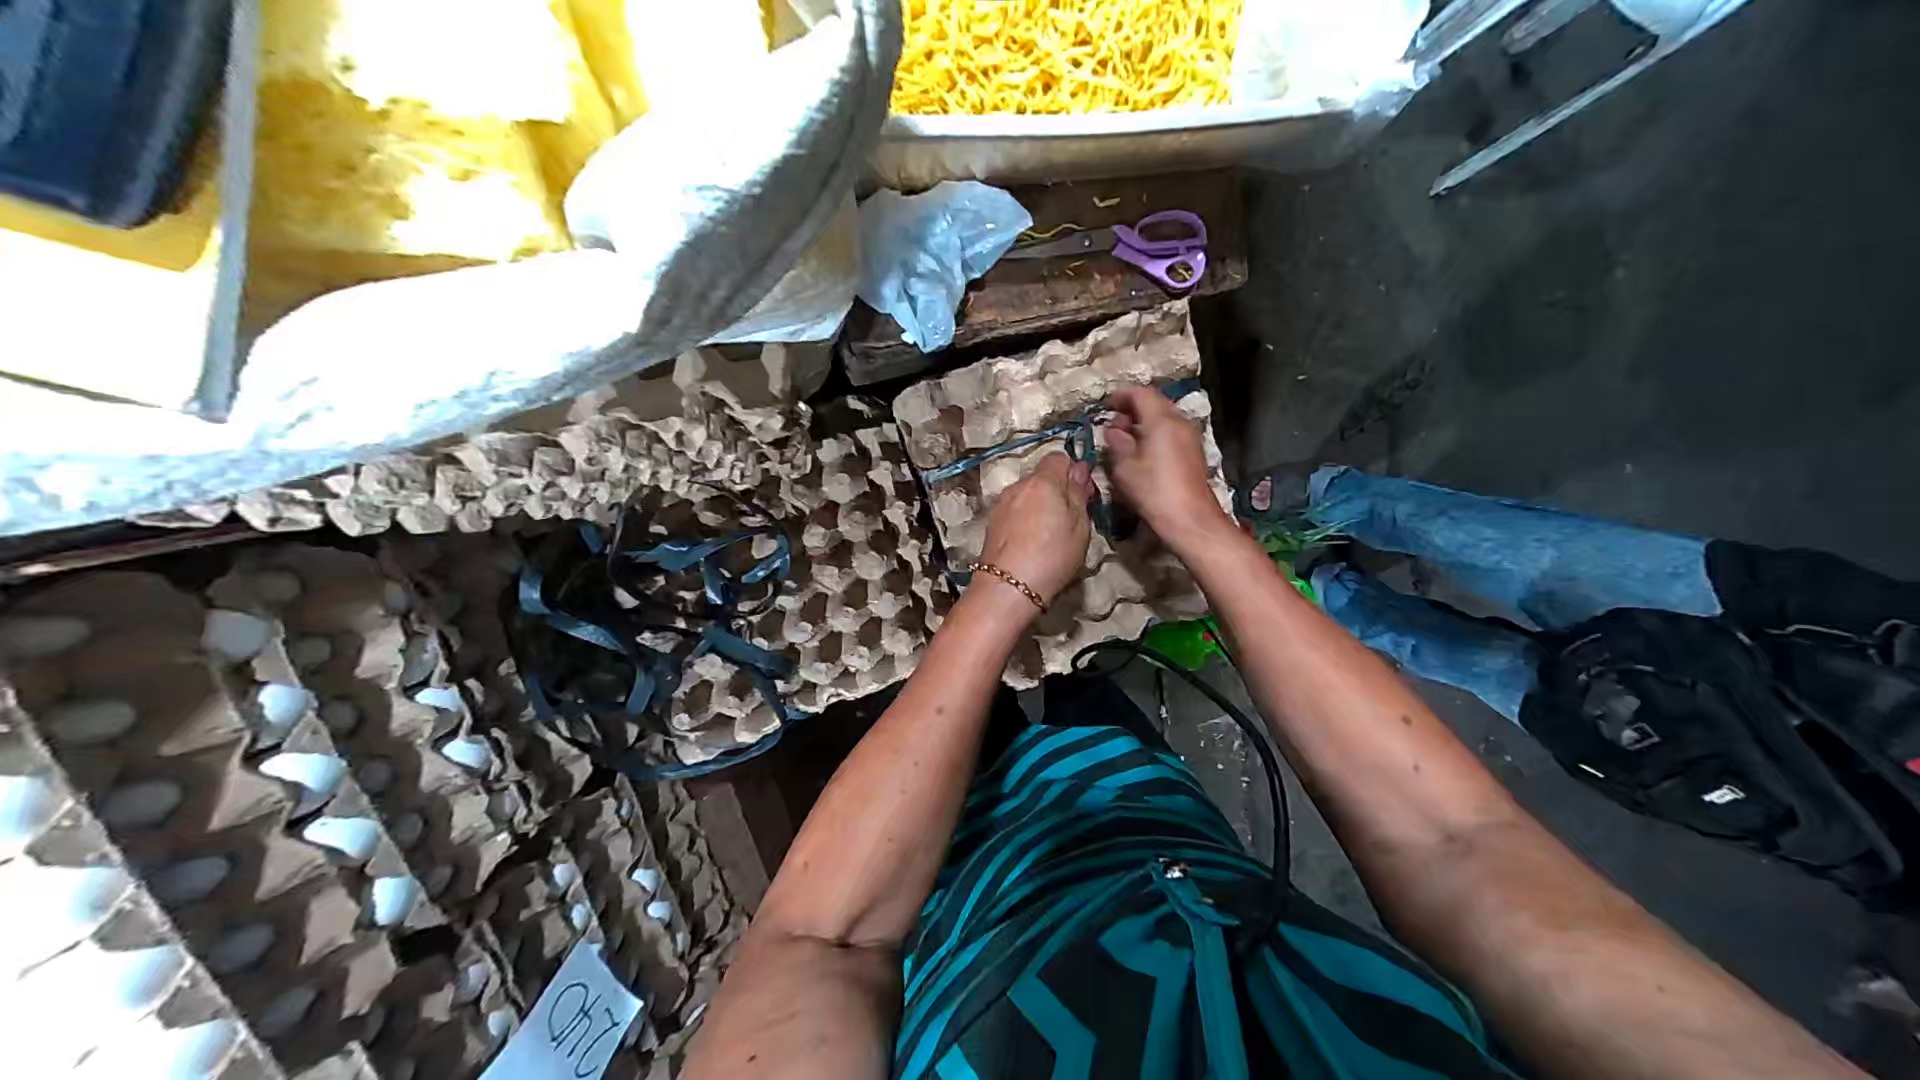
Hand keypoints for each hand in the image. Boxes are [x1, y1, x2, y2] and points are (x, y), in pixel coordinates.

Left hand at [977, 453, 1094, 606]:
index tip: (1083, 494)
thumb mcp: (1080, 526)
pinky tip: (1031, 545)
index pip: (1058, 458)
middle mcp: (1017, 487)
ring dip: (1039, 508)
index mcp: (1042, 481)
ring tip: (1049, 537)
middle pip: (1041, 478)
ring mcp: (1000, 505)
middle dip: (1056, 492)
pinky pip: (1014, 513)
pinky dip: (1024, 522)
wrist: (1007, 588)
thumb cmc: (1051, 557)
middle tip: (1070, 520)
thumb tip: (1080, 469)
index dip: (1073, 472)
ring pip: (1027, 496)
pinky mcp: (991, 525)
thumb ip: (1079, 494)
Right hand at [1105, 387, 1232, 550]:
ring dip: (1144, 422)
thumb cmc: (1153, 490)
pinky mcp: (1193, 452)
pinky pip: (1171, 432)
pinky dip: (1155, 433)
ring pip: (1164, 418)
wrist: (1189, 518)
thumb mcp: (1124, 467)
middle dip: (1133, 409)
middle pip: (1155, 403)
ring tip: (1126, 439)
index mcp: (1162, 421)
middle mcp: (1179, 422)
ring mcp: (1189, 437)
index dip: (1122, 395)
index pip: (1141, 394)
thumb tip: (1114, 431)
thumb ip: (1116, 442)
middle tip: (1115, 424)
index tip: (1107, 404)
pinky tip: (1142, 452)